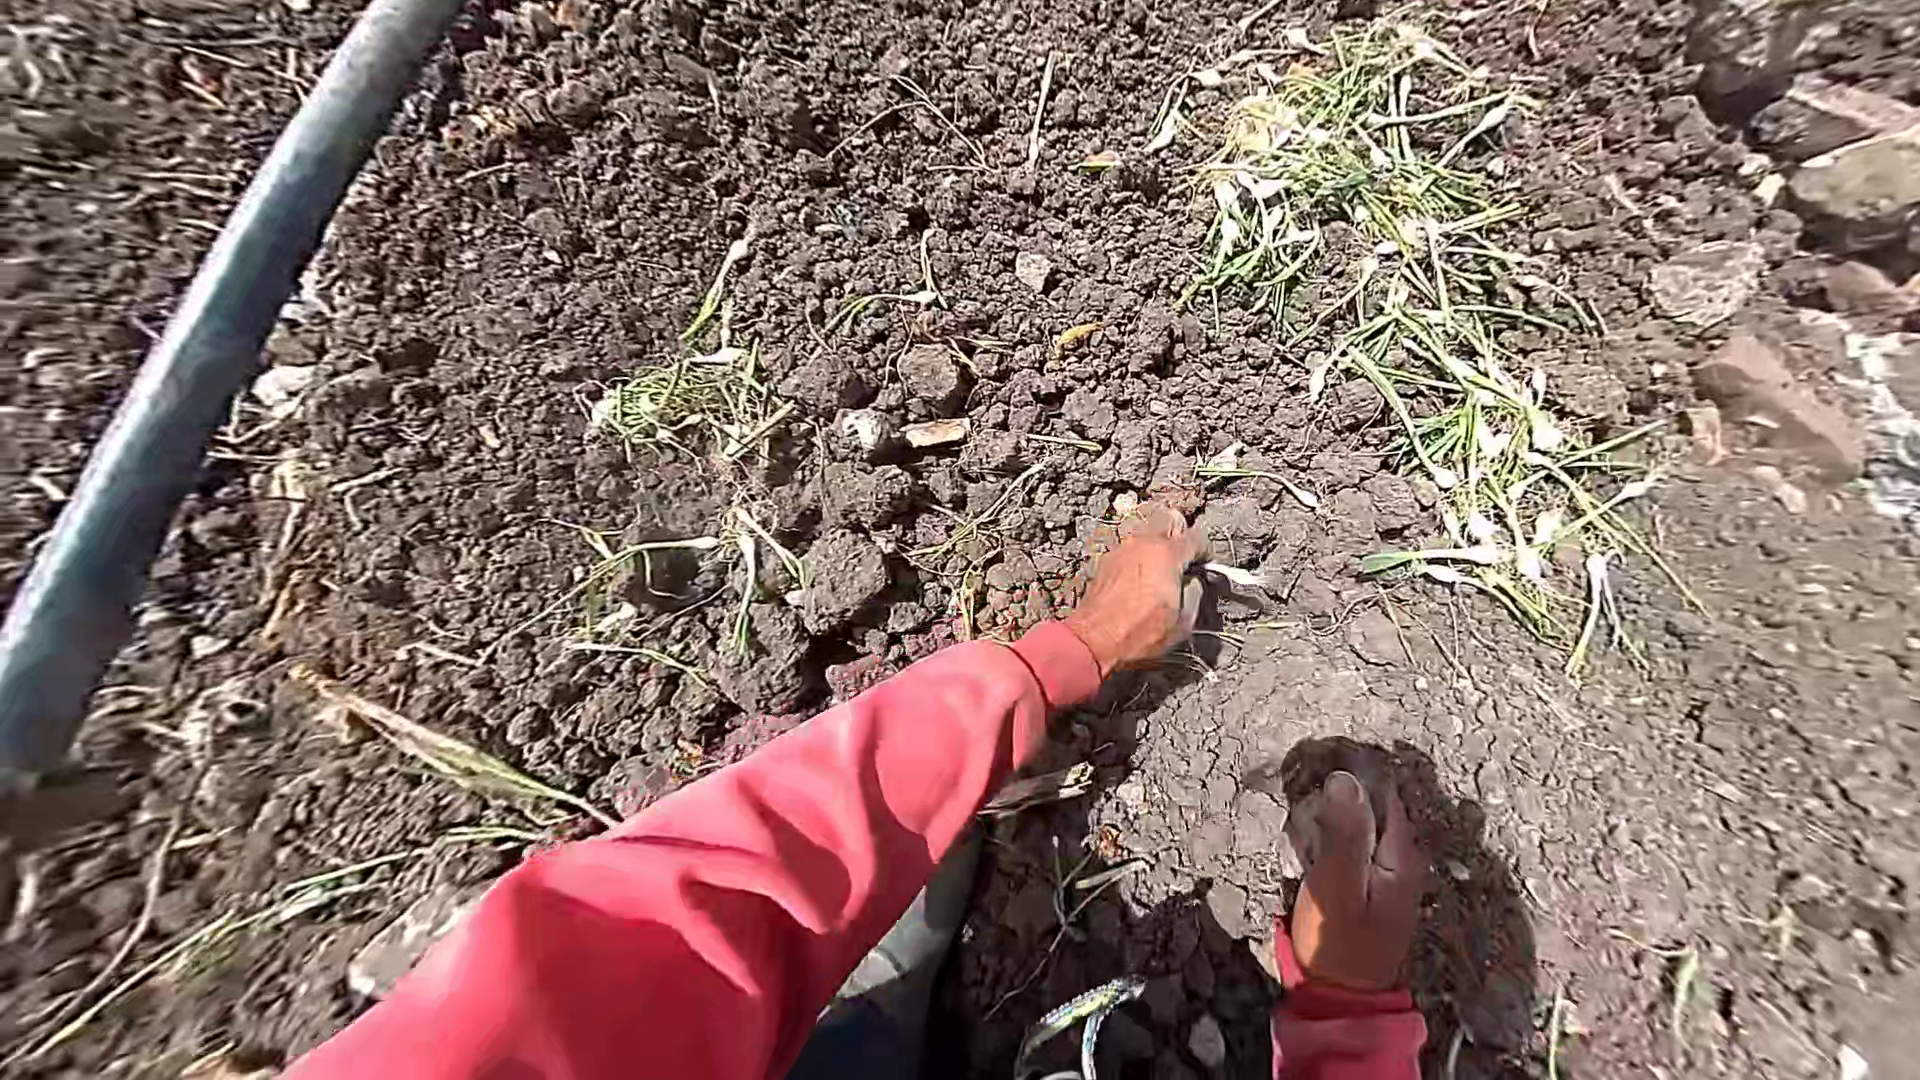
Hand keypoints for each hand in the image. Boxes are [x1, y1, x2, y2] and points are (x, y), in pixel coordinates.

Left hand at [1065, 503, 1204, 677]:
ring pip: (1145, 531)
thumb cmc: (1137, 633)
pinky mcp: (1105, 561)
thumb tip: (1193, 582)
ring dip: (1156, 544)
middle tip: (1183, 558)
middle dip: (1179, 534)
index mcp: (1166, 554)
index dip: (1205, 553)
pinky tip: (1139, 578)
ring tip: (1160, 570)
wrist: (1094, 639)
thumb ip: (1194, 592)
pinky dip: (1137, 556)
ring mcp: (1120, 549)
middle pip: (1168, 519)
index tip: (1204, 567)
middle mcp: (1142, 544)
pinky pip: (1128, 548)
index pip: (1197, 537)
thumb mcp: (1184, 621)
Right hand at [1287, 770, 1427, 990]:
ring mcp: (1378, 867)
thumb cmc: (1337, 936)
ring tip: (1303, 821)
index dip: (1355, 771)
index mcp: (1400, 855)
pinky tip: (1306, 841)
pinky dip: (1322, 832)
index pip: (1384, 792)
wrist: (1336, 990)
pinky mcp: (1359, 877)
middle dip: (1334, 792)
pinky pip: (1341, 838)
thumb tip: (1344, 777)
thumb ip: (1343, 830)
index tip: (1321, 756)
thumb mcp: (1337, 882)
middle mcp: (1396, 857)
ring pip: (1350, 818)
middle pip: (1366, 803)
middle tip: (1306, 795)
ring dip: (1324, 812)